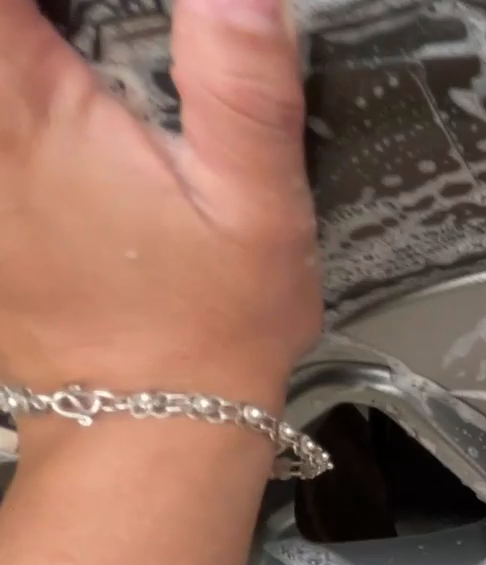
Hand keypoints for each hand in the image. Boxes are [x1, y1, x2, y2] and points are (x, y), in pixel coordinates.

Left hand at [0, 0, 318, 427]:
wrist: (156, 404)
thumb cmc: (217, 313)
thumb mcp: (260, 209)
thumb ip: (243, 97)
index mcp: (25, 94)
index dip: (77, 2)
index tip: (123, 20)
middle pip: (3, 29)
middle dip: (68, 26)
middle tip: (117, 45)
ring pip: (1, 58)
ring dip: (57, 49)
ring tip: (99, 61)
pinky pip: (0, 99)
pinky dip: (34, 78)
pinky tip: (74, 94)